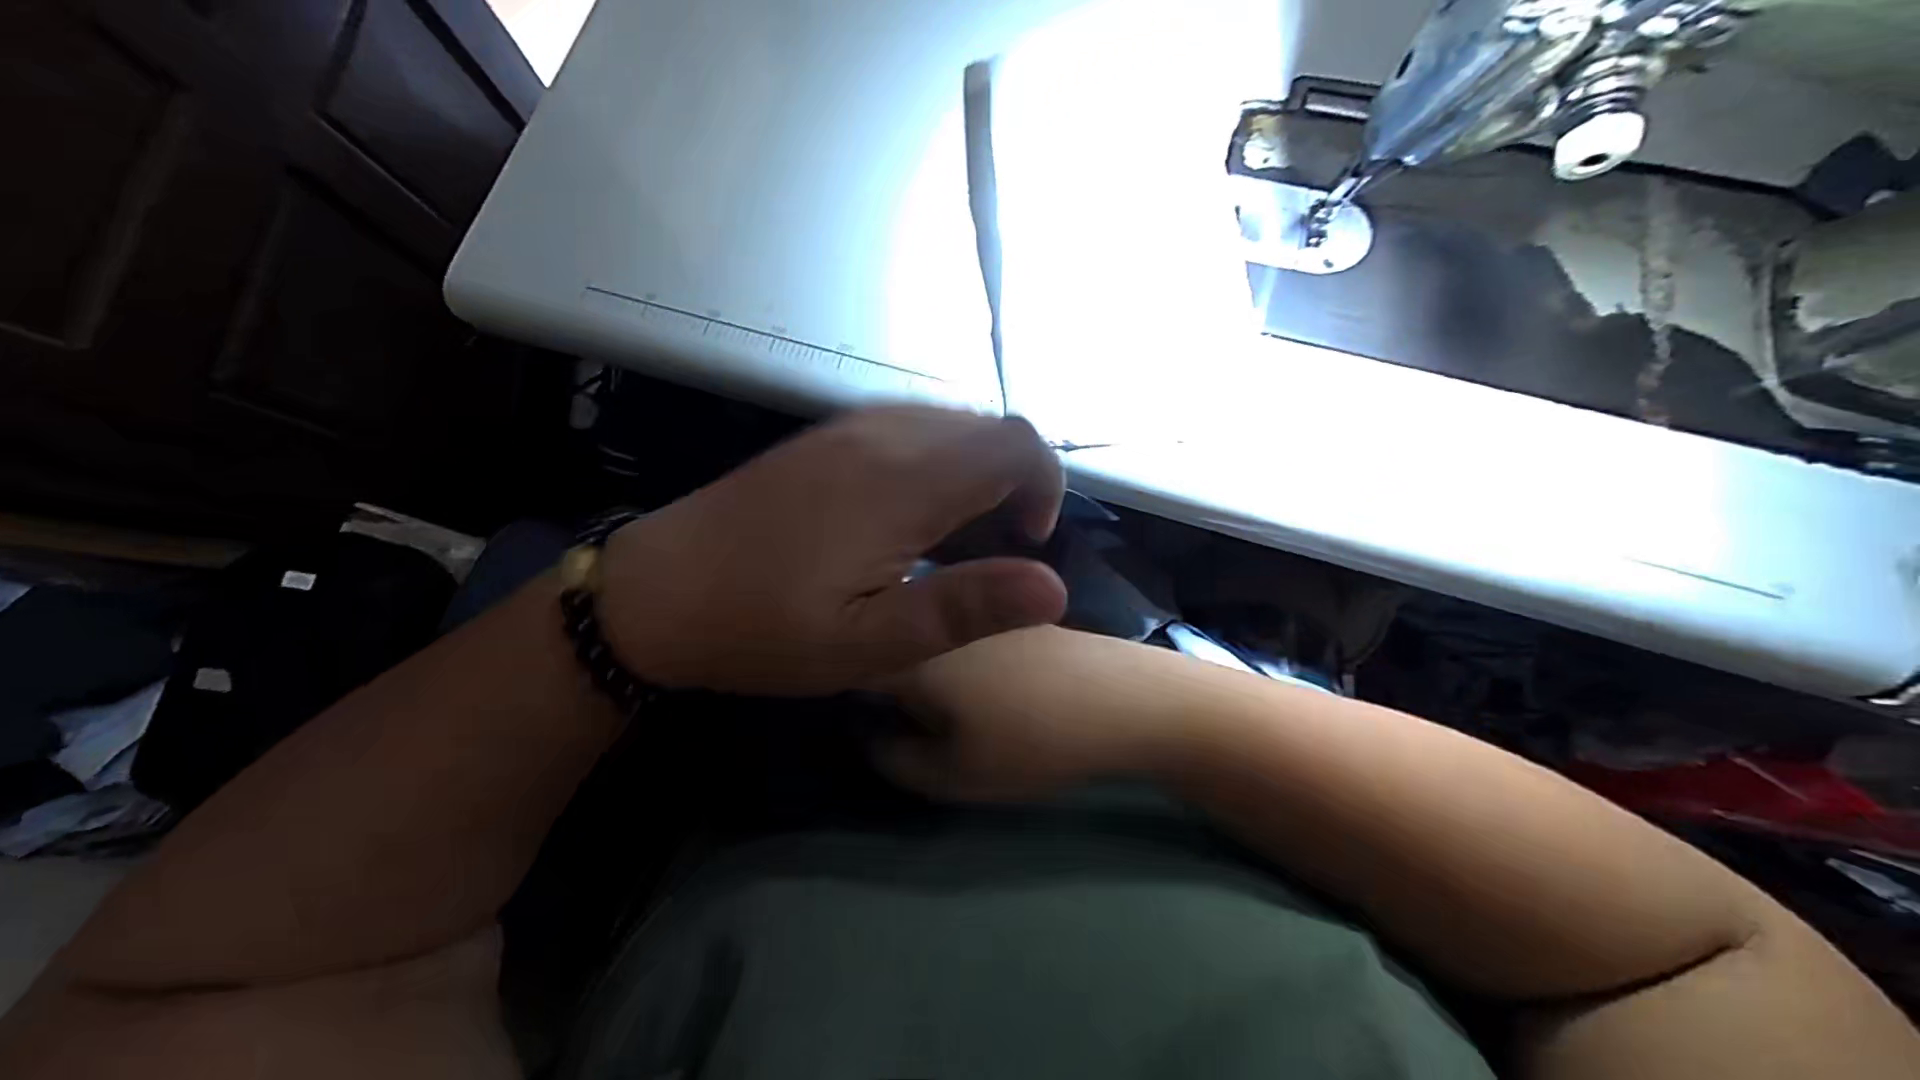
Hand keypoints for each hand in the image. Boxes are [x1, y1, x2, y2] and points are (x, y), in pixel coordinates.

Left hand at [596, 406, 1068, 694]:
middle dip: (1017, 479)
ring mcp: (848, 427)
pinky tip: (908, 511)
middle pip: (989, 426)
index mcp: (903, 482)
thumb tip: (1055, 586)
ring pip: (950, 421)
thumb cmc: (765, 629)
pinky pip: (910, 424)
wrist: (655, 592)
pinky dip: (938, 457)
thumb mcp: (871, 643)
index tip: (1027, 542)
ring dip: (977, 468)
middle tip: (994, 549)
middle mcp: (883, 435)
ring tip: (954, 535)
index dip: (1046, 485)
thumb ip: (965, 608)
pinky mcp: (824, 435)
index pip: (1016, 443)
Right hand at [875, 627, 1185, 801]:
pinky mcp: (1014, 613)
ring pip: (929, 633)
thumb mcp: (953, 773)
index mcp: (913, 649)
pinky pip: (965, 630)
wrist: (1127, 700)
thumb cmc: (1033, 739)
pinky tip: (989, 688)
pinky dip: (960, 656)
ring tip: (945, 708)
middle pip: (890, 640)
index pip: (849, 660)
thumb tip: (872, 736)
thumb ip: (895, 760)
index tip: (849, 717)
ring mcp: (982, 606)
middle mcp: (941, 611)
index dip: (837, 687)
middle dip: (882, 678)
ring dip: (924, 664)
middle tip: (895, 720)